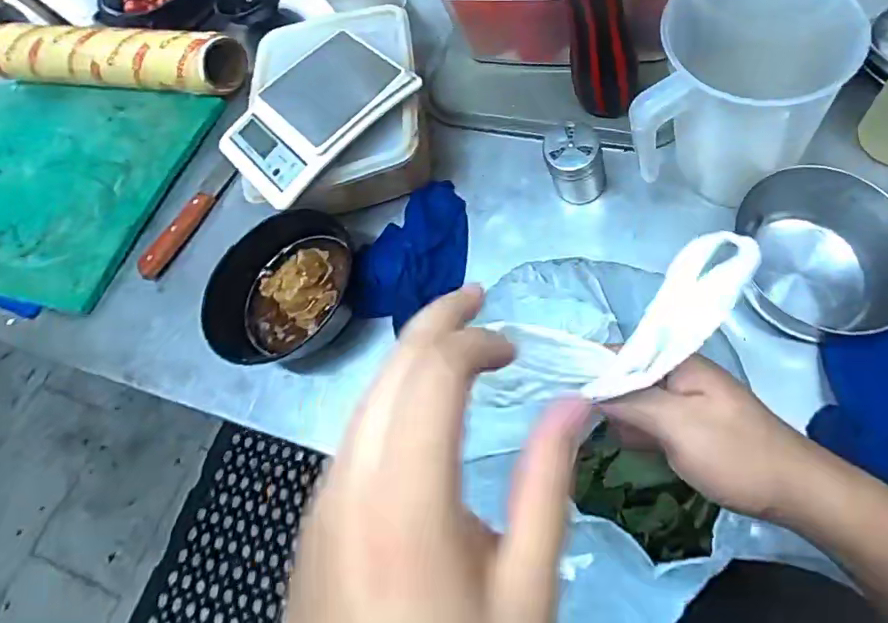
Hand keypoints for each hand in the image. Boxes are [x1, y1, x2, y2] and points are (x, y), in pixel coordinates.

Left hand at [288, 285, 591, 622]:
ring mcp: (323, 499)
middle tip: (478, 298)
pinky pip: (353, 432)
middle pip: (391, 366)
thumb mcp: (525, 589)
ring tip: (455, 341)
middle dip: (436, 320)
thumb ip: (548, 483)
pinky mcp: (313, 521)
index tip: (512, 345)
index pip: (433, 371)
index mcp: (406, 492)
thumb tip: (574, 403)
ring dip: (411, 356)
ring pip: (367, 394)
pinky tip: (419, 408)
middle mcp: (352, 479)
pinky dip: (391, 397)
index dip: (475, 339)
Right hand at [600, 355, 822, 521]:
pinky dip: (642, 433)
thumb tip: (587, 386)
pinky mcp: (692, 424)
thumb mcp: (676, 424)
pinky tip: (638, 451)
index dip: (591, 370)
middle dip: (608, 399)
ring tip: (616, 441)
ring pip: (639, 401)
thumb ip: (631, 401)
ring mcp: (687, 399)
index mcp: (676, 360)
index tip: (565, 396)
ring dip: (625, 420)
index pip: (619, 352)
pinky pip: (655, 420)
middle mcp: (679, 372)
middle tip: (591, 428)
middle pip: (627, 376)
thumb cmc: (734, 452)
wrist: (795, 490)